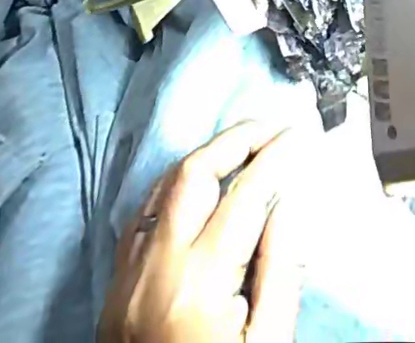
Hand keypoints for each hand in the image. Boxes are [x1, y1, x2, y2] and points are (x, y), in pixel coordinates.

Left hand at [99, 122, 305, 342]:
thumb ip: (279, 272)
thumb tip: (288, 202)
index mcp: (200, 286)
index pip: (245, 197)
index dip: (276, 158)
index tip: (299, 136)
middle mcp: (157, 264)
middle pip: (194, 174)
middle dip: (235, 140)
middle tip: (270, 128)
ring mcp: (129, 269)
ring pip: (164, 184)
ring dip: (206, 155)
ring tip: (243, 145)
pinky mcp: (115, 280)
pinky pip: (145, 210)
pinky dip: (176, 184)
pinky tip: (200, 180)